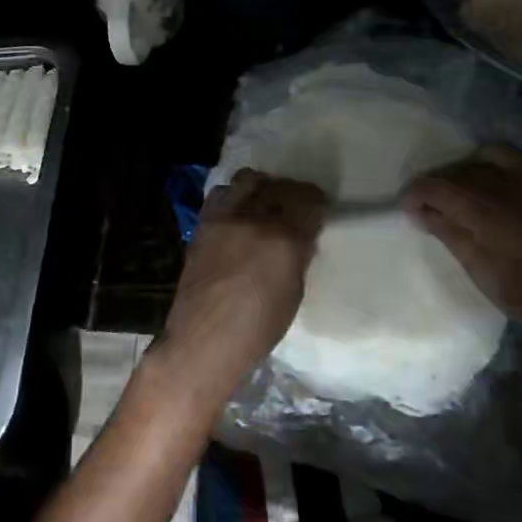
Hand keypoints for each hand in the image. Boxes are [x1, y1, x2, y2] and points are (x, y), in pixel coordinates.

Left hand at [155, 169, 327, 400]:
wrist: (202, 341)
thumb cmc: (256, 328)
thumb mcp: (293, 293)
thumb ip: (299, 256)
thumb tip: (303, 236)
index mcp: (283, 238)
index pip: (309, 202)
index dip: (318, 204)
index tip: (320, 211)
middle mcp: (254, 218)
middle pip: (280, 186)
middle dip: (293, 193)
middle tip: (297, 207)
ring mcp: (225, 217)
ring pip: (249, 180)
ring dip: (263, 187)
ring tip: (266, 204)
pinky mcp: (204, 223)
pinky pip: (223, 193)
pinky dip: (236, 196)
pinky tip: (240, 214)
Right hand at [406, 146, 521, 370]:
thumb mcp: (489, 280)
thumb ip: (454, 238)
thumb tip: (421, 212)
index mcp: (497, 216)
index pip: (444, 188)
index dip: (419, 192)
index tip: (405, 205)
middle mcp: (519, 186)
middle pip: (465, 169)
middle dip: (441, 182)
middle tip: (429, 204)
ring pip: (494, 154)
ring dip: (471, 168)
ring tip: (465, 192)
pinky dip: (506, 164)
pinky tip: (502, 184)